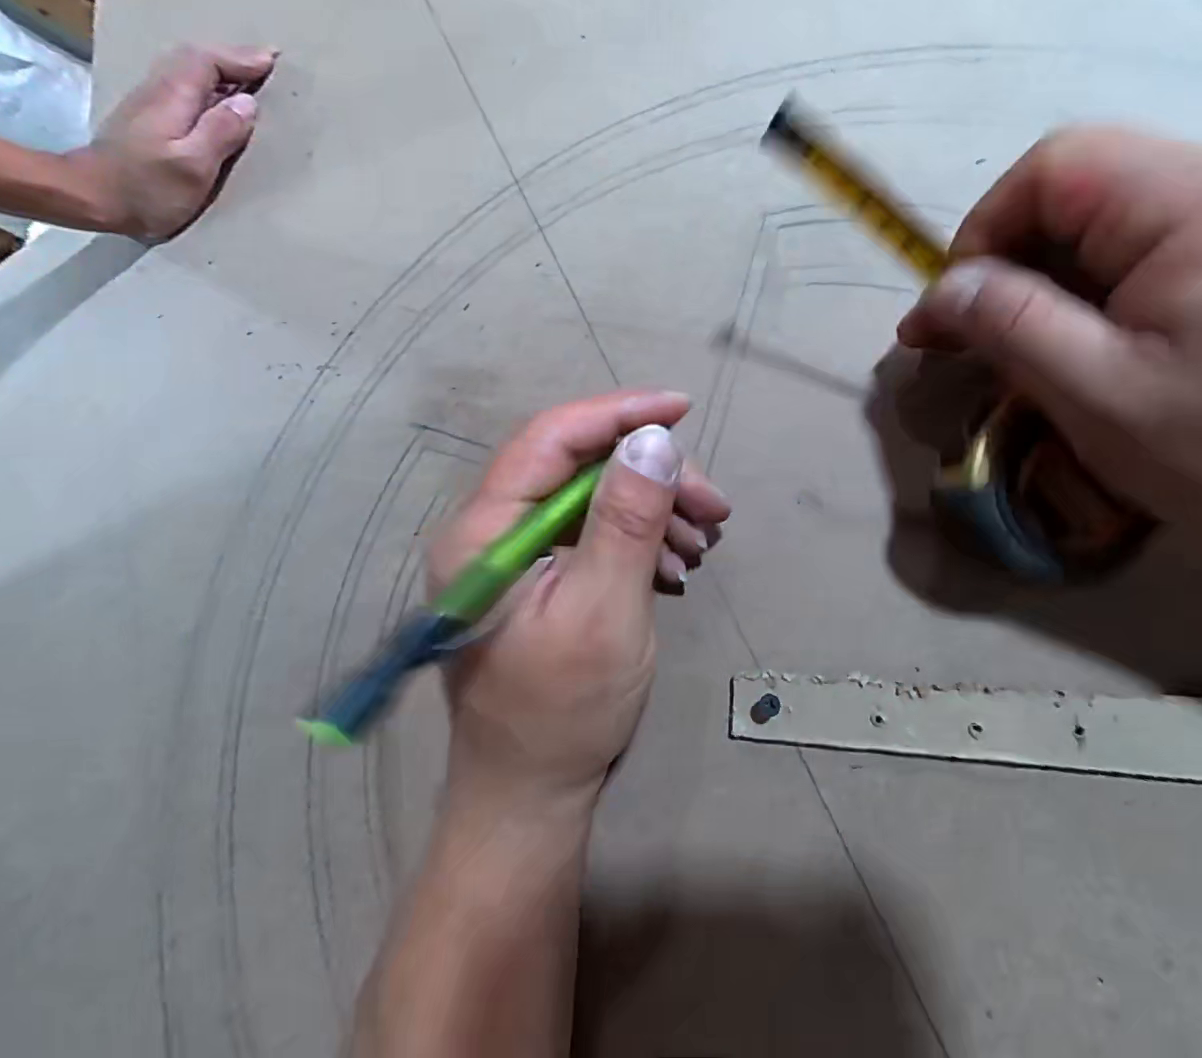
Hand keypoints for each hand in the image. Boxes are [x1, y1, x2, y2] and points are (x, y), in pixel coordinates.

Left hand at [62, 45, 277, 240]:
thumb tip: (248, 103)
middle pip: (195, 62)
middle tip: (268, 65)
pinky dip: (213, 90)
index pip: (205, 63)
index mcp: (172, 100)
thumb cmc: (148, 188)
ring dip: (223, 73)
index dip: (239, 59)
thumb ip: (220, 132)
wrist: (93, 197)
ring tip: (254, 81)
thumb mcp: (193, 165)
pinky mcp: (154, 123)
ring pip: (191, 75)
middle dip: (232, 60)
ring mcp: (153, 107)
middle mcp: (159, 94)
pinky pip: (189, 93)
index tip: (274, 61)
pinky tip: (227, 103)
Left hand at [426, 390, 730, 811]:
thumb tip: (655, 440)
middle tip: (715, 506)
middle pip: (580, 470)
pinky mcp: (548, 583)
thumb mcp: (607, 610)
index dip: (618, 414)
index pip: (550, 440)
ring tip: (703, 545)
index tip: (682, 410)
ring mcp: (522, 560)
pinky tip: (677, 567)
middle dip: (653, 477)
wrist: (535, 791)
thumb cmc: (564, 710)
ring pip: (597, 502)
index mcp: (486, 533)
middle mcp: (496, 534)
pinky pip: (600, 538)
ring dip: (657, 511)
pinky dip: (645, 542)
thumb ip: (626, 521)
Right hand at [899, 128, 1201, 568]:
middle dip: (1035, 270)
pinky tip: (1170, 352)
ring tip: (1082, 363)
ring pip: (1160, 224)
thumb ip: (1016, 331)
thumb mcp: (1113, 405)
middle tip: (1006, 356)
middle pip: (1108, 193)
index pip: (1056, 167)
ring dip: (1095, 286)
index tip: (954, 316)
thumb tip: (944, 291)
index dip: (985, 234)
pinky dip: (1158, 290)